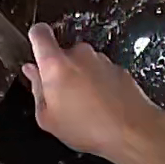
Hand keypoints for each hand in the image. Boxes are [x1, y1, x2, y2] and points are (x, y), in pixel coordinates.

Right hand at [23, 23, 164, 163]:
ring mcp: (101, 59)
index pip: (39, 33)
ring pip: (83, 64)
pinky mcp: (118, 68)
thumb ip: (37, 89)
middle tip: (61, 97)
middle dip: (60, 71)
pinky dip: (99, 85)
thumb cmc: (87, 127)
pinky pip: (100, 72)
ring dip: (81, 79)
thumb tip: (32, 72)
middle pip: (63, 53)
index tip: (36, 51)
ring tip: (84, 107)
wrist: (132, 131)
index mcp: (56, 64)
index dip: (36, 39)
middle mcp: (79, 54)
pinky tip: (101, 106)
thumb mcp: (48, 118)